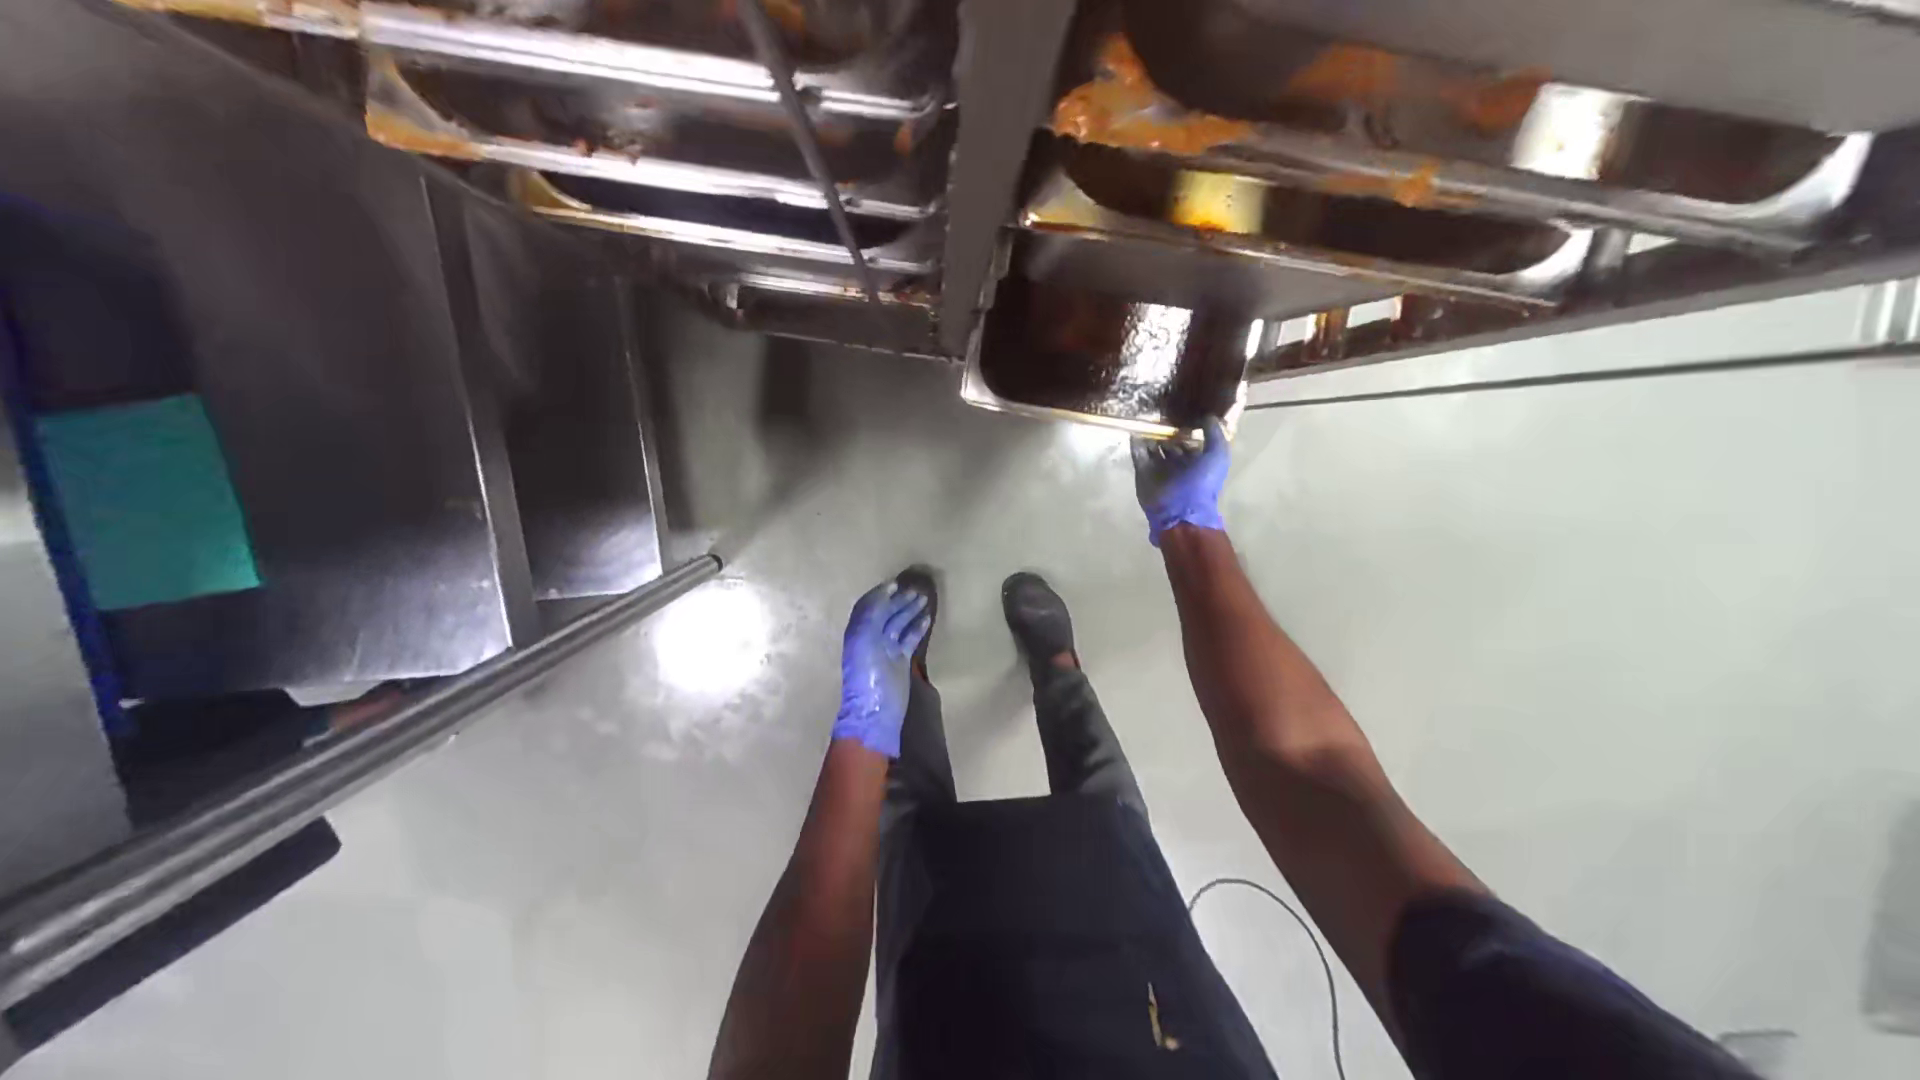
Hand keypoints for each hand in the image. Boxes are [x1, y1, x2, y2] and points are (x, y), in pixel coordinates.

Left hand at [829, 581, 930, 757]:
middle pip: (886, 613)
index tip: (896, 583)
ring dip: (910, 610)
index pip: (869, 606)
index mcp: (859, 631)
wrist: (876, 709)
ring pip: (899, 624)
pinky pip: (910, 639)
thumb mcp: (865, 637)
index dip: (880, 594)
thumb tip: (888, 590)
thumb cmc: (867, 672)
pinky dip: (918, 627)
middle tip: (916, 590)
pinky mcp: (901, 661)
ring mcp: (887, 650)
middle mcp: (871, 638)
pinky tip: (927, 618)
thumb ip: (873, 612)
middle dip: (899, 600)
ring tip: (924, 599)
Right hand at [1132, 416, 1229, 545]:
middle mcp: (1176, 464)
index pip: (1189, 442)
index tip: (1180, 412)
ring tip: (1145, 417)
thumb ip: (1214, 434)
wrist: (1180, 509)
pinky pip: (1138, 455)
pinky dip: (1136, 443)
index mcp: (1195, 462)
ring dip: (1150, 435)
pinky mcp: (1142, 473)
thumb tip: (1207, 415)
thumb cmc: (1202, 482)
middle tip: (1159, 413)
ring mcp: (1158, 469)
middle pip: (1169, 444)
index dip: (1185, 428)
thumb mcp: (1217, 454)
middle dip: (1165, 431)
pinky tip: (1135, 428)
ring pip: (1152, 448)